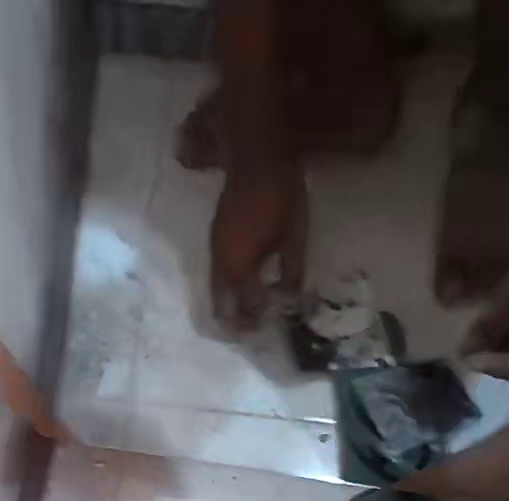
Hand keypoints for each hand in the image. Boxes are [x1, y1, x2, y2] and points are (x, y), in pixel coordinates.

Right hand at [211, 167, 307, 332]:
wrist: (255, 160)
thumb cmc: (279, 196)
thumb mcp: (294, 235)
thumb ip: (291, 270)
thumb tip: (290, 298)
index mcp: (239, 267)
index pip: (246, 305)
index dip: (258, 318)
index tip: (269, 326)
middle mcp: (221, 267)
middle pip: (220, 307)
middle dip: (234, 323)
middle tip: (250, 331)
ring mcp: (214, 255)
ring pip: (214, 294)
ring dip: (228, 308)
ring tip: (245, 315)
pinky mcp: (215, 244)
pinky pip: (215, 278)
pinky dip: (226, 291)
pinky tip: (241, 288)